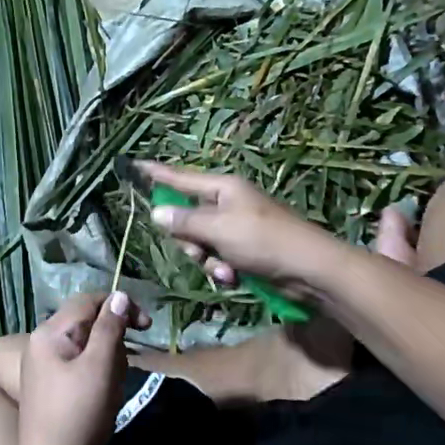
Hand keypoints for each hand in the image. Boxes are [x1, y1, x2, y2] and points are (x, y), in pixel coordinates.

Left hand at [17, 292, 147, 444]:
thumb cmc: (79, 415)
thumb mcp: (100, 366)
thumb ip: (110, 327)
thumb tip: (119, 296)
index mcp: (49, 333)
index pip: (87, 301)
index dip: (119, 306)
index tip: (147, 326)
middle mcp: (42, 344)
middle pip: (88, 324)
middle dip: (113, 342)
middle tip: (121, 371)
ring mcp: (45, 369)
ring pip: (88, 349)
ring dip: (108, 363)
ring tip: (111, 392)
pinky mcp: (52, 390)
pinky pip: (82, 370)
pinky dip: (99, 379)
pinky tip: (104, 402)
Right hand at [138, 162, 351, 295]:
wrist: (311, 270)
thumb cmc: (264, 241)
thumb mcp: (219, 229)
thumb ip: (185, 221)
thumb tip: (157, 211)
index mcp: (223, 188)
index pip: (180, 177)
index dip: (156, 174)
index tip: (134, 165)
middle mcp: (228, 203)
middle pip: (187, 217)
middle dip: (189, 241)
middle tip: (198, 252)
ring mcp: (237, 226)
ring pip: (200, 242)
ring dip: (207, 260)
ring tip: (225, 272)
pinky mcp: (245, 249)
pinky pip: (218, 257)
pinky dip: (223, 269)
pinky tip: (234, 279)